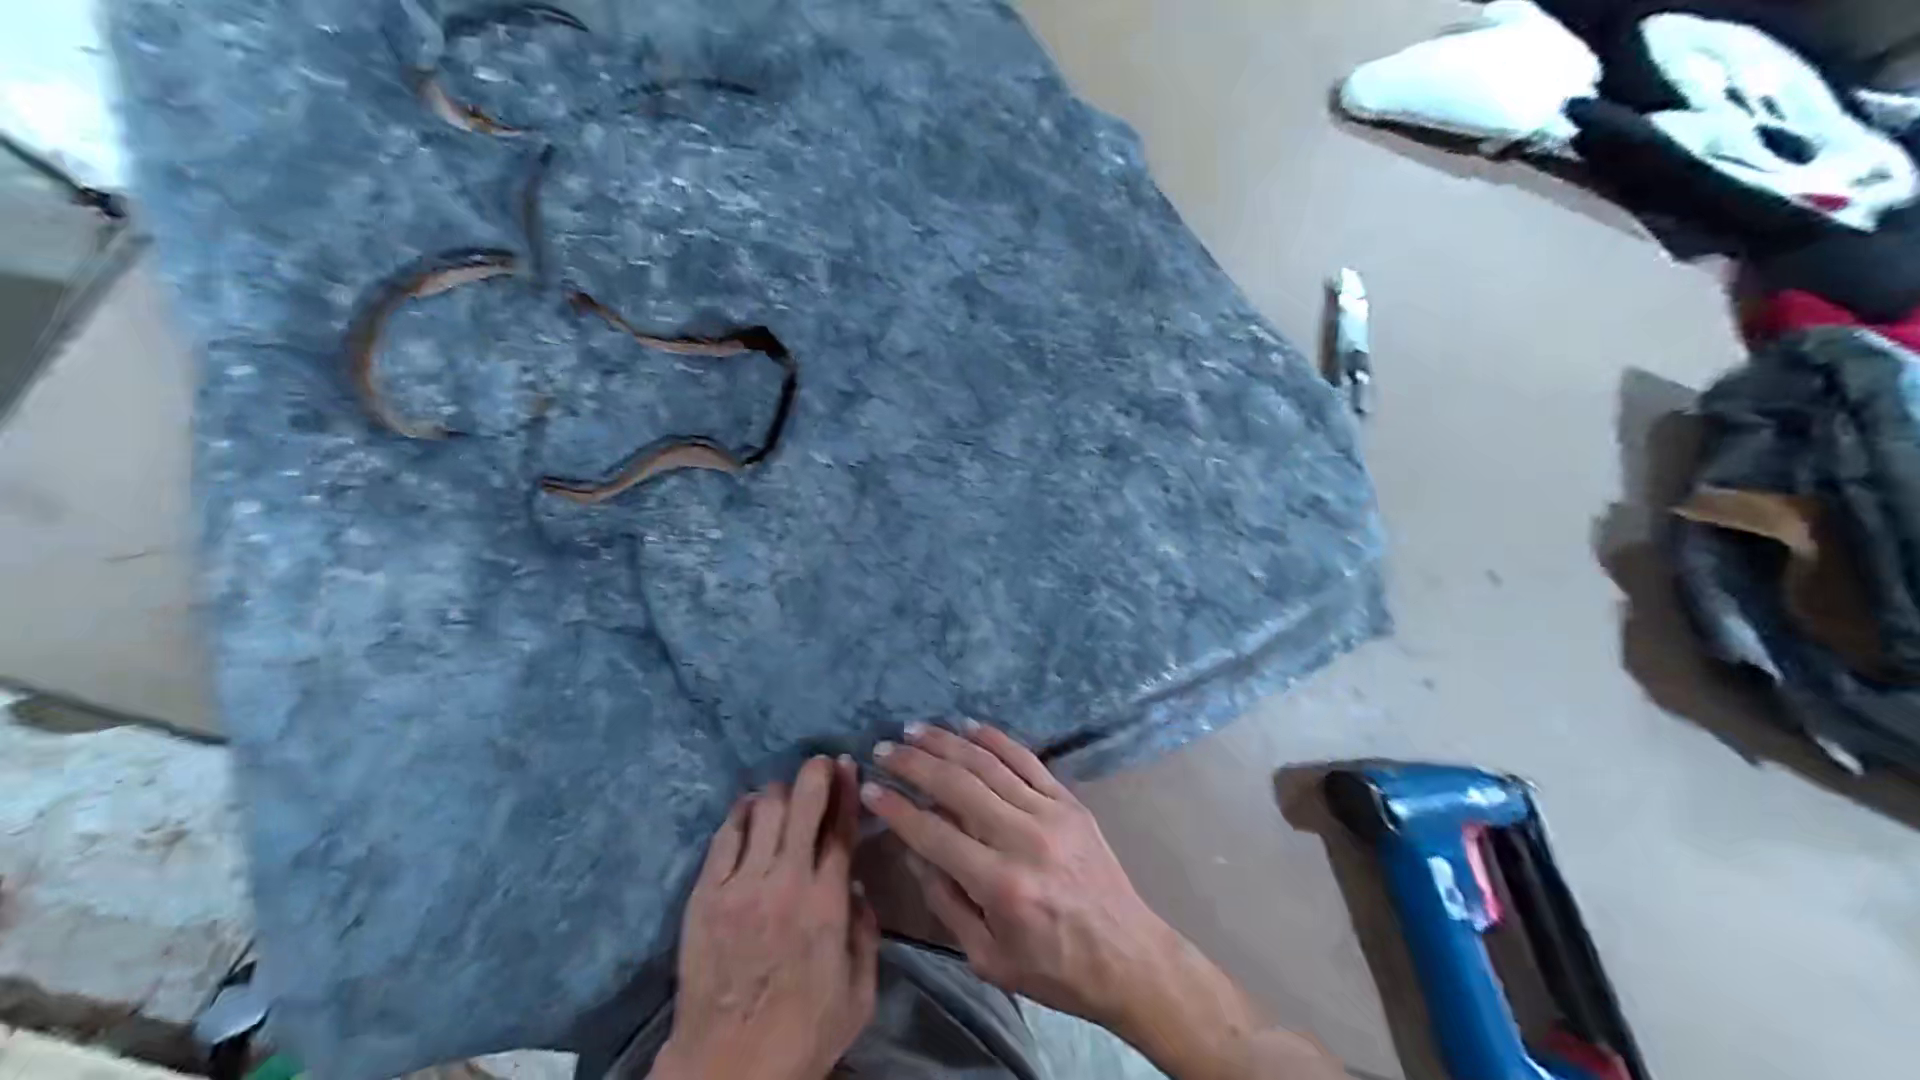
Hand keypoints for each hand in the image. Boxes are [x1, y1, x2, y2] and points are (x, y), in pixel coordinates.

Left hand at [653, 756, 878, 1079]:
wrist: (727, 1069)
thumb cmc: (802, 1033)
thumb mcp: (860, 992)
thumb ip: (866, 932)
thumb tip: (854, 884)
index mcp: (827, 904)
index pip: (840, 830)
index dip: (846, 791)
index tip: (848, 766)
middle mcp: (785, 883)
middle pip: (802, 806)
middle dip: (815, 775)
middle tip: (820, 764)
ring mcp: (741, 886)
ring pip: (763, 811)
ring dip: (780, 793)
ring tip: (785, 793)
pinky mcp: (706, 896)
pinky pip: (724, 837)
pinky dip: (741, 814)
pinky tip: (749, 808)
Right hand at [858, 720, 1167, 1023]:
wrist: (1128, 956)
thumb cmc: (1054, 969)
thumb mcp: (988, 958)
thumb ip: (946, 902)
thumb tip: (914, 852)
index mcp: (1000, 884)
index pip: (934, 833)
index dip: (896, 808)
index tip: (870, 789)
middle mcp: (1023, 839)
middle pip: (957, 786)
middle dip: (914, 764)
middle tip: (884, 750)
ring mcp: (1050, 813)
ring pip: (989, 764)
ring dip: (947, 742)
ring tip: (915, 730)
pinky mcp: (1069, 802)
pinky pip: (1026, 760)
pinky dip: (995, 739)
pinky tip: (968, 726)